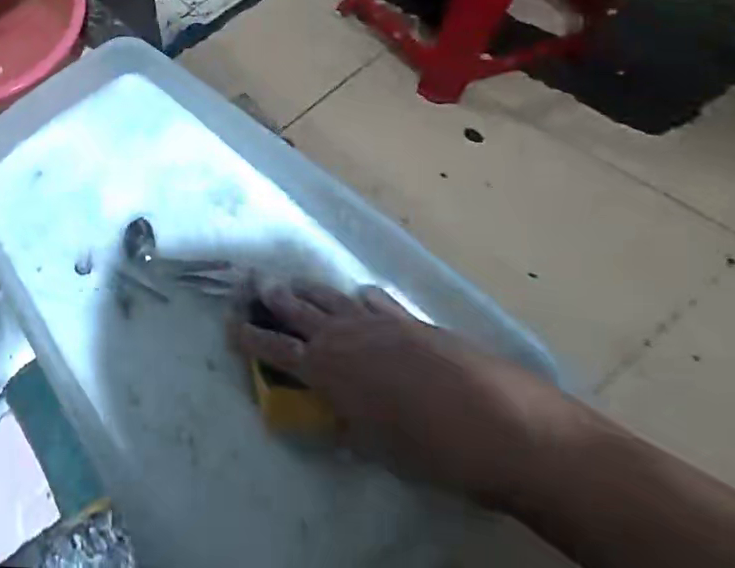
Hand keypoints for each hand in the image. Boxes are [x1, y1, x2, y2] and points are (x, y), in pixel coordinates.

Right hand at [231, 280, 603, 507]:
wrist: (505, 426)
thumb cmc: (434, 451)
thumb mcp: (380, 450)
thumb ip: (352, 427)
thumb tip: (340, 420)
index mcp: (331, 372)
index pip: (278, 349)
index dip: (251, 338)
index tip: (229, 326)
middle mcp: (347, 338)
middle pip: (300, 311)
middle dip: (273, 298)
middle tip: (252, 283)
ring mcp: (381, 324)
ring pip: (333, 299)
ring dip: (309, 291)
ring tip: (293, 282)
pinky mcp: (413, 322)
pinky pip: (377, 303)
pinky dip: (361, 299)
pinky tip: (360, 297)